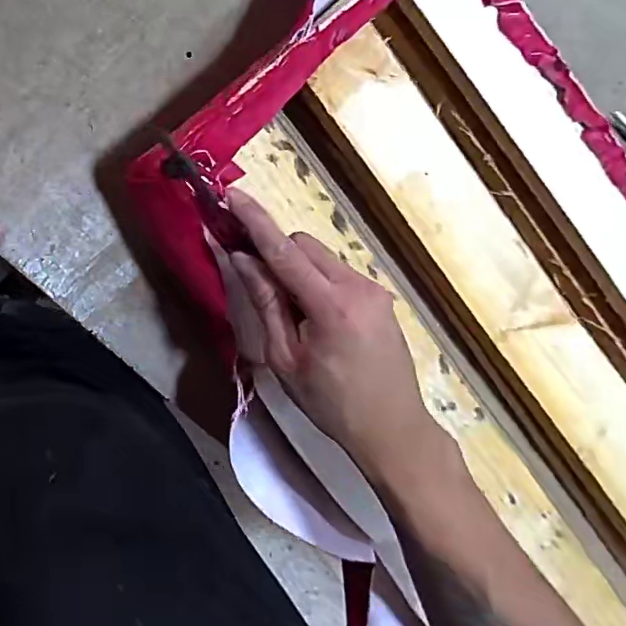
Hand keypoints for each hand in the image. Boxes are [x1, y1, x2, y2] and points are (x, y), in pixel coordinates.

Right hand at [223, 188, 429, 462]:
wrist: (394, 431)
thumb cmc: (331, 403)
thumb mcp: (283, 358)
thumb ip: (264, 302)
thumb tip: (242, 258)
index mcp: (331, 305)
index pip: (283, 251)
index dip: (254, 221)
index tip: (231, 195)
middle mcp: (357, 286)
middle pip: (303, 244)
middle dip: (274, 253)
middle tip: (256, 284)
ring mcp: (373, 289)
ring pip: (319, 256)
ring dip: (295, 268)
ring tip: (290, 313)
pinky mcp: (379, 297)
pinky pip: (335, 272)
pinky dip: (314, 280)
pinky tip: (313, 318)